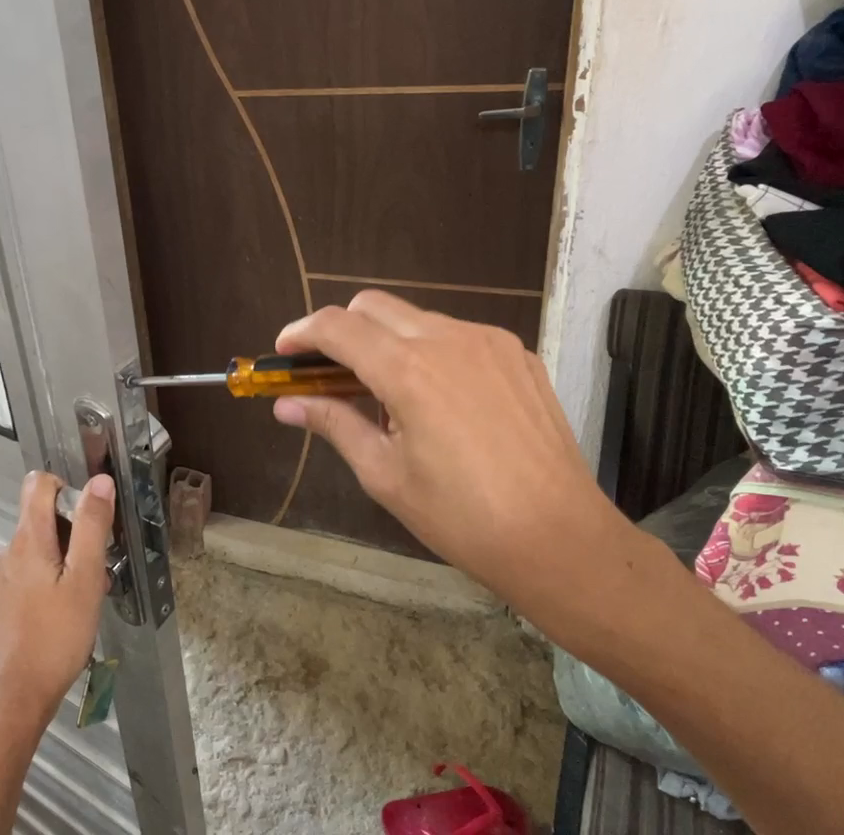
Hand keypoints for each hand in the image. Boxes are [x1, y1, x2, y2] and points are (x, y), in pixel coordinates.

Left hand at [0, 470, 114, 733]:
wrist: (4, 703)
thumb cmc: (53, 641)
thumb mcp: (84, 582)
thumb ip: (91, 528)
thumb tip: (99, 481)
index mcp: (27, 541)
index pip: (38, 485)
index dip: (65, 487)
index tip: (88, 517)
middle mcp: (3, 555)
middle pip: (38, 527)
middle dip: (69, 543)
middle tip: (94, 581)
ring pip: (29, 562)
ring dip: (54, 573)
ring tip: (76, 613)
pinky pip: (15, 590)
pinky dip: (36, 597)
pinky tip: (49, 632)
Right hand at [270, 289, 626, 607]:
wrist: (559, 537)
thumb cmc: (461, 517)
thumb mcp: (384, 474)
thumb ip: (334, 424)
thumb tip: (286, 404)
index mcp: (407, 370)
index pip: (336, 326)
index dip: (300, 333)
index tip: (283, 353)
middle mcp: (447, 338)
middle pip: (372, 306)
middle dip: (340, 330)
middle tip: (328, 374)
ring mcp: (489, 342)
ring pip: (416, 317)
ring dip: (386, 340)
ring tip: (386, 396)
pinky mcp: (518, 354)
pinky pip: (458, 335)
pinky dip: (430, 351)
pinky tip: (438, 401)